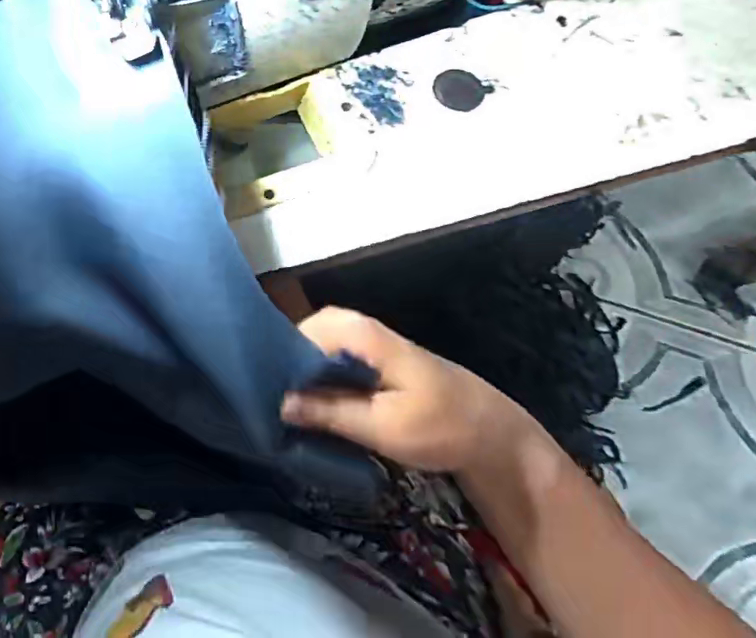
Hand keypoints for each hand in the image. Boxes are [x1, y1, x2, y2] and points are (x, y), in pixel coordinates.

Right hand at [282, 308, 542, 476]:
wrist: (491, 431)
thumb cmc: (442, 425)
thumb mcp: (384, 427)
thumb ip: (331, 412)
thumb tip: (280, 404)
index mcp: (357, 332)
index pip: (299, 335)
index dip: (279, 364)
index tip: (264, 396)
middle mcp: (353, 324)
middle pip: (301, 337)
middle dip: (285, 368)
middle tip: (270, 404)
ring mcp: (359, 337)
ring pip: (312, 347)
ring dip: (299, 375)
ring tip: (282, 406)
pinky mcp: (365, 354)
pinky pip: (326, 356)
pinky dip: (315, 377)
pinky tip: (307, 404)